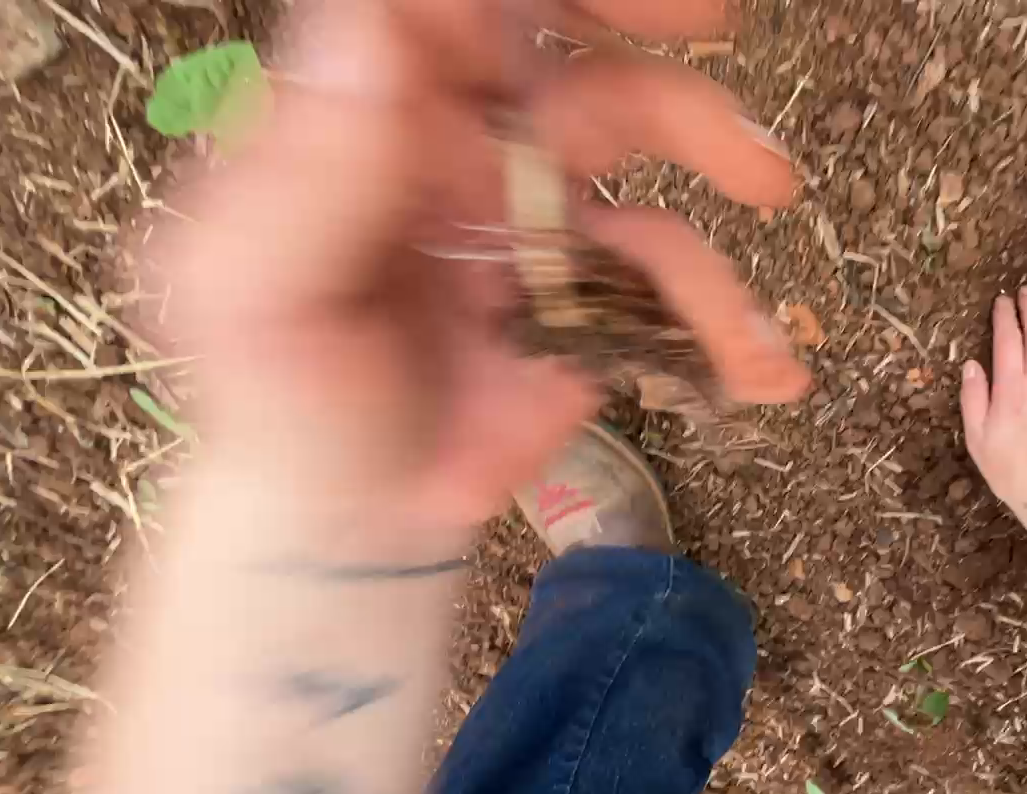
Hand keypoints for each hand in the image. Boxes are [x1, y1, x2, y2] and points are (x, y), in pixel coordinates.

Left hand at [151, 0, 809, 536]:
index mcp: (389, 124)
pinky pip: (678, 311)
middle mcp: (485, 167)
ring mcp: (556, 246)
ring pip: (660, 222)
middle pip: (598, 96)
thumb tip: (380, 33)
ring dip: (719, 271)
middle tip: (748, 118)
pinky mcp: (603, 318)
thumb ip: (313, 171)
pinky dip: (731, 339)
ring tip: (759, 331)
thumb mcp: (258, 291)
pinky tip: (768, 375)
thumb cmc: (289, 402)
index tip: (660, 13)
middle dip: (684, 107)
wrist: (366, 510)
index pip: (472, 13)